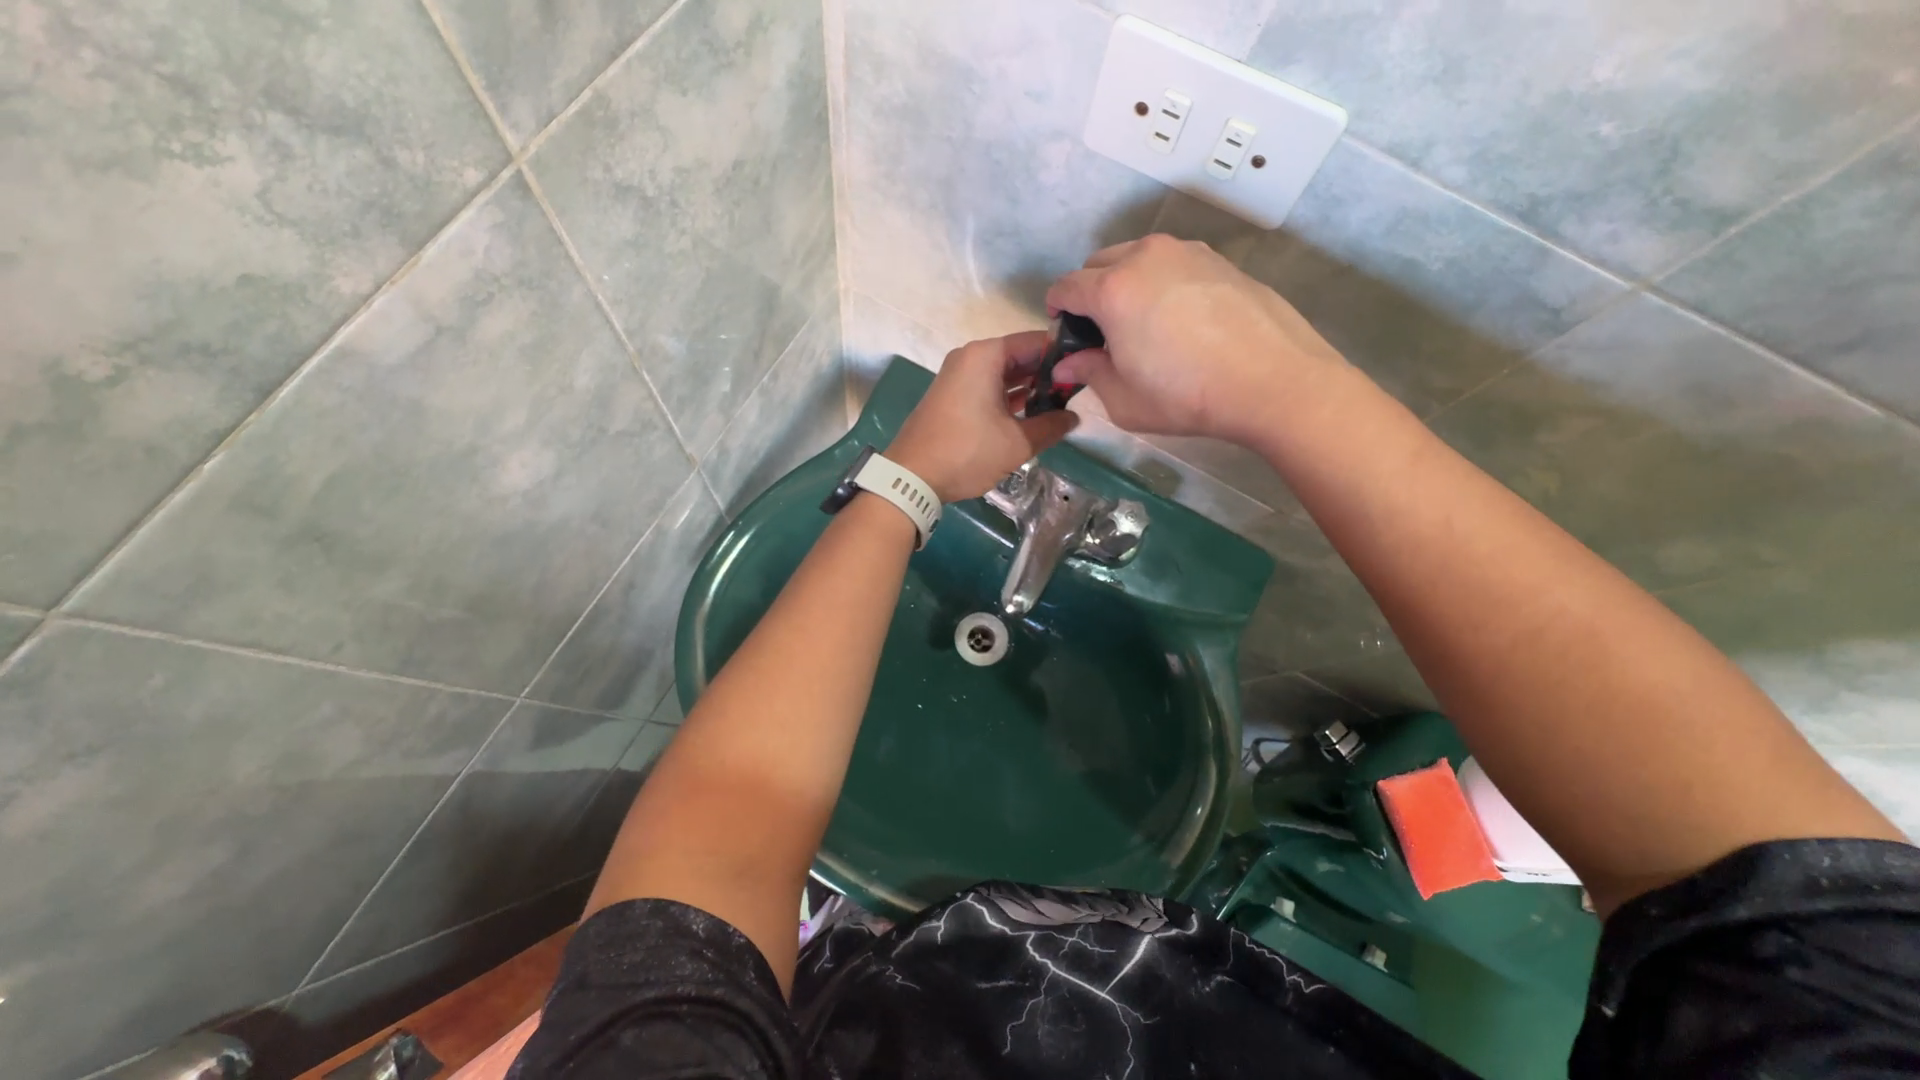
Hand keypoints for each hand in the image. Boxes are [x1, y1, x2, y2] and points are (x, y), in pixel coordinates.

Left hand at [886, 333, 1079, 502]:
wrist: (912, 477)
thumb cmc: (967, 451)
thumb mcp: (1017, 442)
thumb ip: (1051, 426)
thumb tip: (1074, 418)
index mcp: (986, 356)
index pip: (1035, 341)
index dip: (1063, 354)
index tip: (1088, 367)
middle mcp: (971, 358)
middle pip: (1019, 357)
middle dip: (1048, 373)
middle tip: (1080, 390)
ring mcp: (959, 377)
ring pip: (1004, 375)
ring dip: (1030, 388)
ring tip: (1062, 404)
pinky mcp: (953, 397)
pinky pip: (989, 388)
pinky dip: (1010, 398)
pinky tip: (1033, 415)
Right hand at [1045, 233, 1351, 444]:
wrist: (1274, 381)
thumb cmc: (1188, 396)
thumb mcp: (1125, 400)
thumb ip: (1089, 372)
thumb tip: (1069, 362)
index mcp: (1112, 290)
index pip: (1065, 287)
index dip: (1056, 311)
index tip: (1065, 332)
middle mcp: (1145, 257)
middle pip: (1098, 264)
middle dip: (1091, 293)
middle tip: (1104, 332)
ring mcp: (1186, 252)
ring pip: (1138, 258)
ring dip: (1128, 284)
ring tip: (1145, 324)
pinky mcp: (1218, 259)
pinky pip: (1173, 264)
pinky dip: (1163, 283)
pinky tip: (1182, 320)